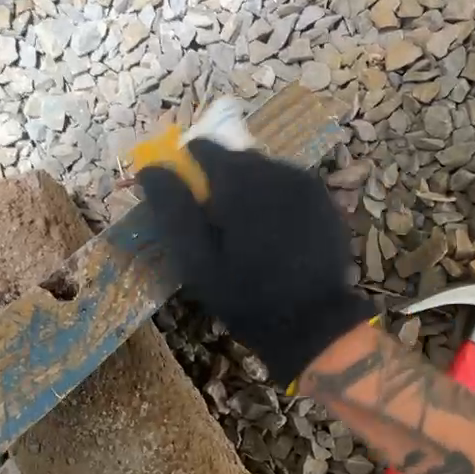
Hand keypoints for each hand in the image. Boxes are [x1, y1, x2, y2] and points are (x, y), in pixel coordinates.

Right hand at [137, 140, 372, 383]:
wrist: (314, 324)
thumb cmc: (246, 297)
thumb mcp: (197, 261)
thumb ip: (173, 210)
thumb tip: (150, 169)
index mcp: (241, 182)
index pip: (203, 149)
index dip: (186, 169)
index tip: (183, 198)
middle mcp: (276, 170)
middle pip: (235, 160)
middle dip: (218, 182)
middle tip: (211, 223)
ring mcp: (305, 184)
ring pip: (263, 171)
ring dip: (246, 190)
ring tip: (242, 232)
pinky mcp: (324, 200)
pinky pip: (287, 186)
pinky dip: (272, 200)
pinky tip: (270, 234)